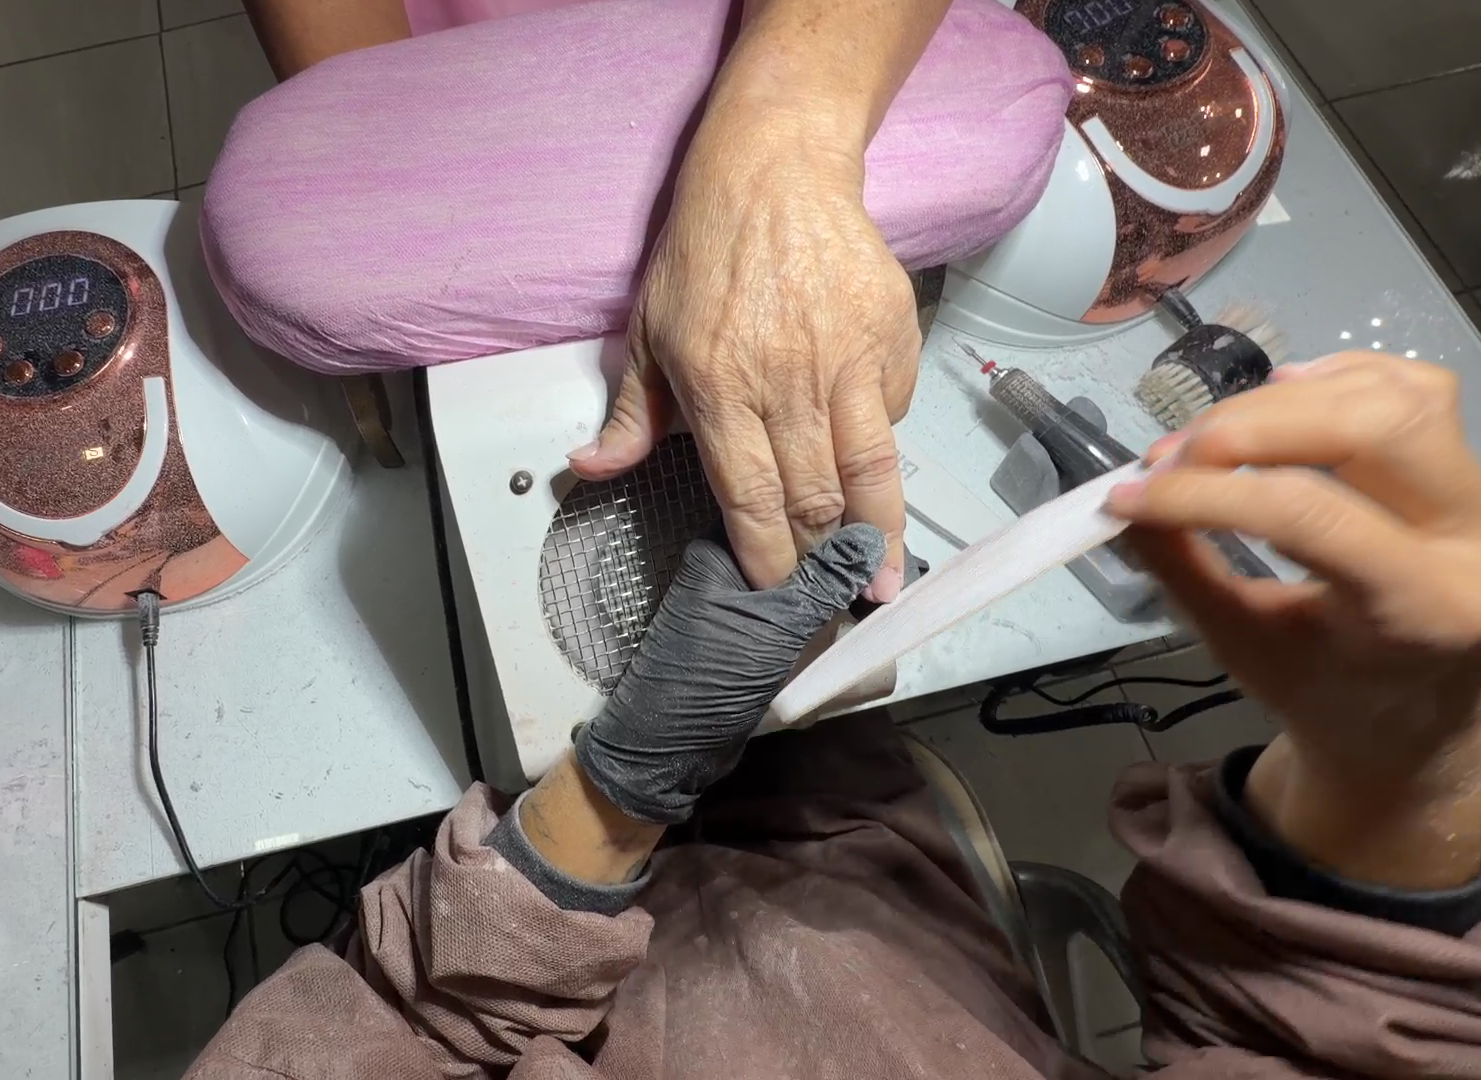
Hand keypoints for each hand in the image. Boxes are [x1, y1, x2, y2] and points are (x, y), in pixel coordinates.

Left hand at [569, 119, 918, 602]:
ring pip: (869, 470)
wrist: (774, 175)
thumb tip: (590, 471)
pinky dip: (880, 453)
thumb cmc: (701, 255)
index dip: (767, 557)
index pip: (749, 498)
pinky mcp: (891, 338)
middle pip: (812, 496)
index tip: (776, 595)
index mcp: (718, 389)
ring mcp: (847, 360)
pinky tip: (871, 478)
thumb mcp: (646, 335)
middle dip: (820, 560)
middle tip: (829, 603)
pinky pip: (891, 416)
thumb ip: (628, 416)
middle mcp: (787, 384)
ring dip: (876, 536)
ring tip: (881, 583)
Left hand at [574, 524, 884, 823]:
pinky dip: (819, 611)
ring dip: (833, 586)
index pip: (783, 508)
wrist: (671, 747)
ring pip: (796, 577)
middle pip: (794, 542)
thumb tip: (871, 538)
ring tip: (881, 590)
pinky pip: (789, 607)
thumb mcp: (776, 625)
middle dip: (840, 554)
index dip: (834, 516)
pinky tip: (852, 615)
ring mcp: (734, 597)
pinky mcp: (745, 629)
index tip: (884, 532)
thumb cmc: (711, 678)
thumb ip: (824, 581)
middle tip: (891, 567)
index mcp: (719, 546)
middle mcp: (724, 563)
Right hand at [1107, 352, 1480, 883]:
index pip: (1307, 515)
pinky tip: (1269, 401)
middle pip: (1373, 427)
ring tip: (1202, 440)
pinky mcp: (1466, 469)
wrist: (1397, 711)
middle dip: (1245, 430)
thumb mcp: (1230, 639)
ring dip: (1273, 403)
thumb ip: (1177, 564)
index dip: (1201, 494)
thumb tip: (1124, 503)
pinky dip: (1329, 380)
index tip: (1124, 498)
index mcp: (1423, 605)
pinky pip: (1412, 387)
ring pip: (1392, 395)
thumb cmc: (1311, 687)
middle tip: (1165, 462)